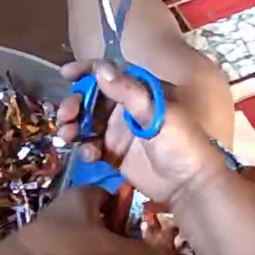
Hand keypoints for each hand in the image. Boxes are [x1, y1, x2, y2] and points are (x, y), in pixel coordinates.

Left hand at [9, 186, 163, 254]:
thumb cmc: (71, 246)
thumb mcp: (113, 249)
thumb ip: (143, 252)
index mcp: (85, 193)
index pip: (115, 196)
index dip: (131, 214)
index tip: (143, 234)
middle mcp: (70, 203)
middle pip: (103, 218)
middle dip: (119, 237)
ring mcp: (56, 223)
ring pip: (89, 235)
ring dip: (103, 251)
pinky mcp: (47, 242)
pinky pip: (75, 248)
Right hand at [56, 60, 229, 203]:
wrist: (189, 185)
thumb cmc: (180, 143)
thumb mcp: (156, 113)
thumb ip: (128, 92)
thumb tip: (100, 68)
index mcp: (139, 93)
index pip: (108, 75)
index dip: (86, 71)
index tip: (66, 74)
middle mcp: (126, 110)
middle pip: (90, 100)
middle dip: (74, 104)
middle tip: (65, 115)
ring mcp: (119, 133)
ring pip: (87, 123)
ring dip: (74, 126)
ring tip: (67, 135)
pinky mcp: (114, 154)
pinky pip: (92, 147)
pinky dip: (86, 149)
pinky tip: (90, 155)